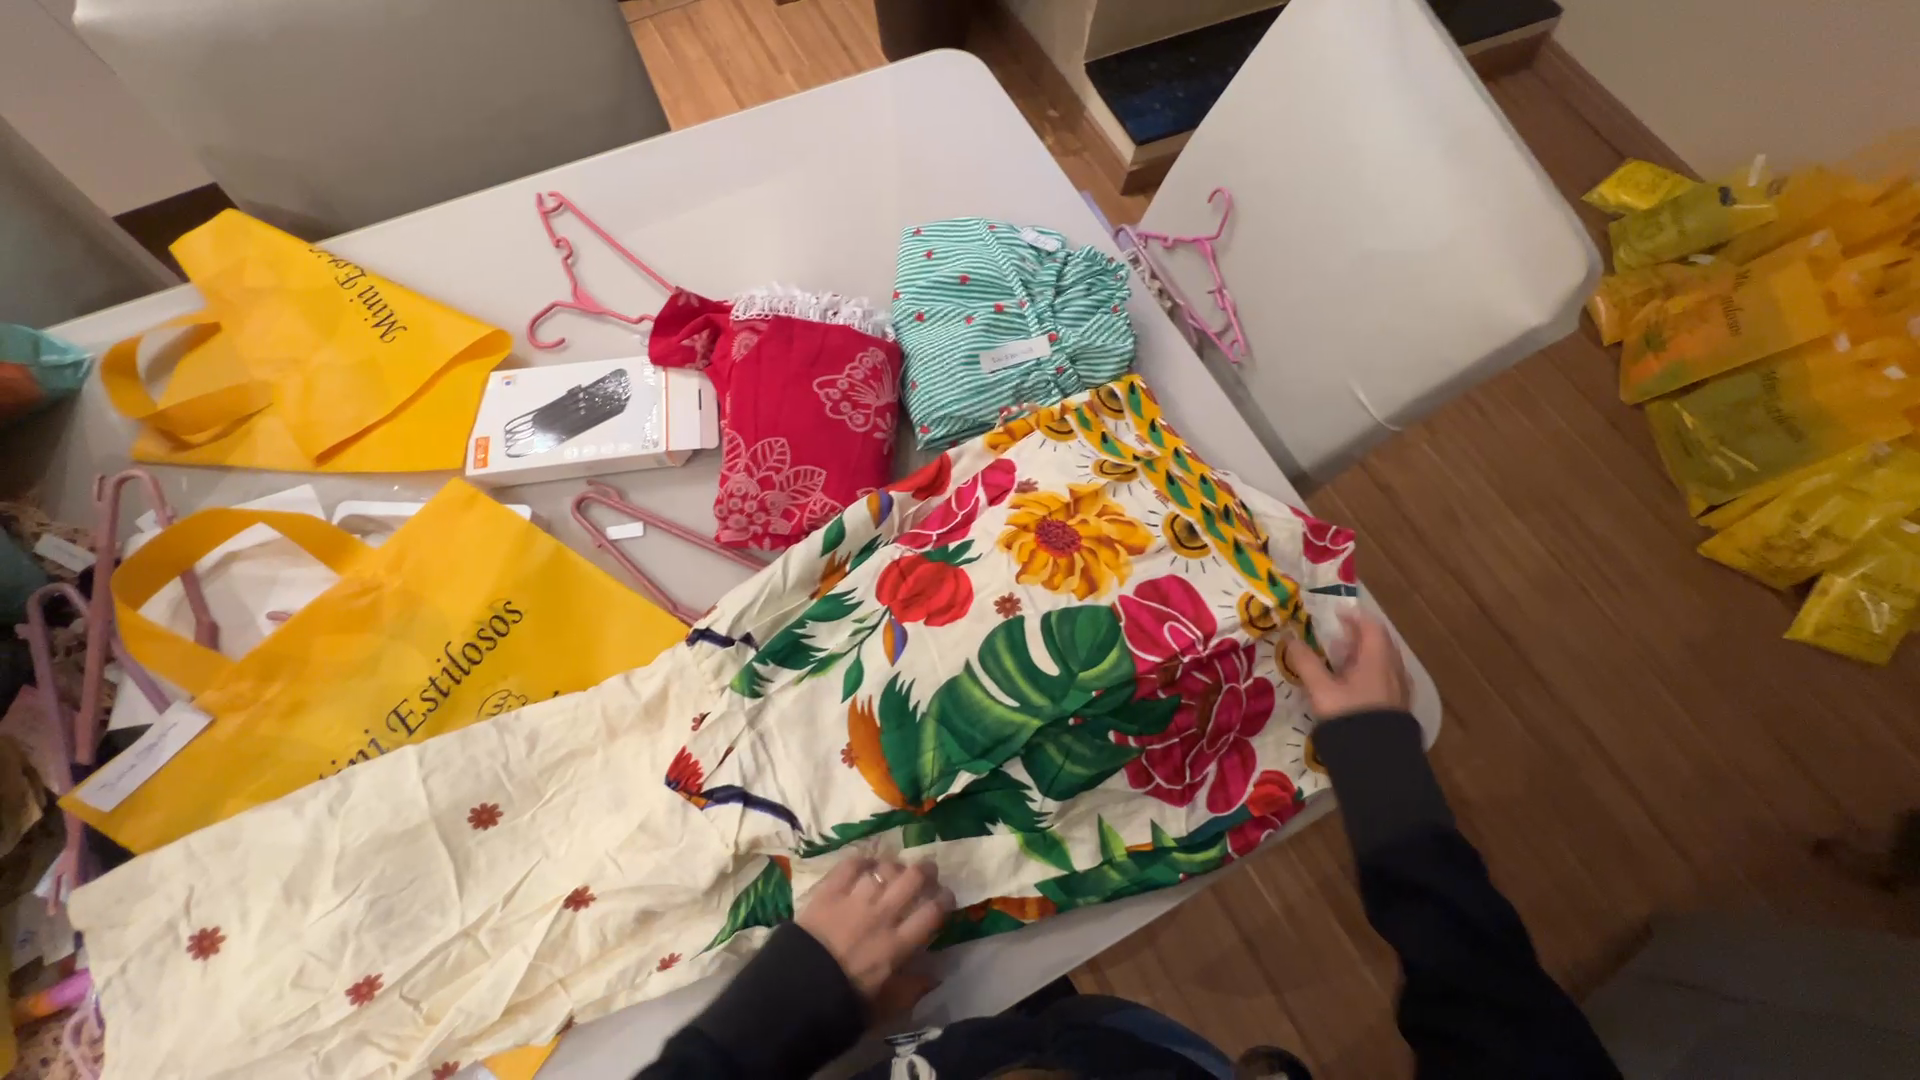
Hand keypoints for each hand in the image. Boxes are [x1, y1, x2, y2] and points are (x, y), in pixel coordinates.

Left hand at [796, 857, 954, 1001]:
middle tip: (928, 871)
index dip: (945, 900)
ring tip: (895, 868)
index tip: (947, 896)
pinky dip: (862, 860)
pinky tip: (866, 863)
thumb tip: (936, 974)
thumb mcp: (884, 1009)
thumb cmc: (841, 1007)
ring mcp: (854, 900)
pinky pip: (850, 865)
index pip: (932, 913)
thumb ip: (912, 990)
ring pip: (884, 869)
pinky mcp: (828, 892)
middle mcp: (881, 917)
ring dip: (894, 866)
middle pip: (912, 880)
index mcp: (897, 947)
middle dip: (926, 871)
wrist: (792, 997)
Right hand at [1283, 611, 1409, 722]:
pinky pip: (1386, 677)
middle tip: (1337, 635)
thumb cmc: (1350, 715)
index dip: (1354, 617)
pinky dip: (1370, 671)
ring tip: (1342, 659)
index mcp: (1378, 659)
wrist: (1377, 757)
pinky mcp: (1398, 705)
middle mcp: (1394, 669)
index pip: (1372, 627)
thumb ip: (1306, 662)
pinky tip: (1356, 684)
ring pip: (1384, 661)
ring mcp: (1399, 688)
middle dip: (1358, 635)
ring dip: (1364, 654)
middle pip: (1380, 642)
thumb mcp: (1321, 689)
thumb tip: (1290, 637)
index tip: (1336, 613)